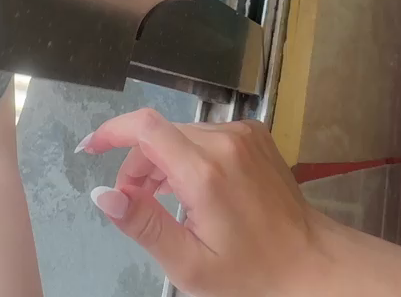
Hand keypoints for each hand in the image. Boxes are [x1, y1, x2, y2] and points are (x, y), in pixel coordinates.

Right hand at [77, 109, 344, 296]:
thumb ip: (144, 225)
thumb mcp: (189, 263)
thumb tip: (104, 195)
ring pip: (183, 133)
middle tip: (136, 204)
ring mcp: (243, 132)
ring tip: (167, 202)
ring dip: (164, 160)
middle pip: (162, 133)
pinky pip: (208, 133)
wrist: (309, 262)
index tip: (91, 148)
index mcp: (206, 171)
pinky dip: (191, 153)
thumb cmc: (249, 273)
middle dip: (139, 164)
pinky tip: (195, 188)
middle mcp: (225, 140)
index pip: (147, 127)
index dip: (113, 131)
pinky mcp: (255, 132)